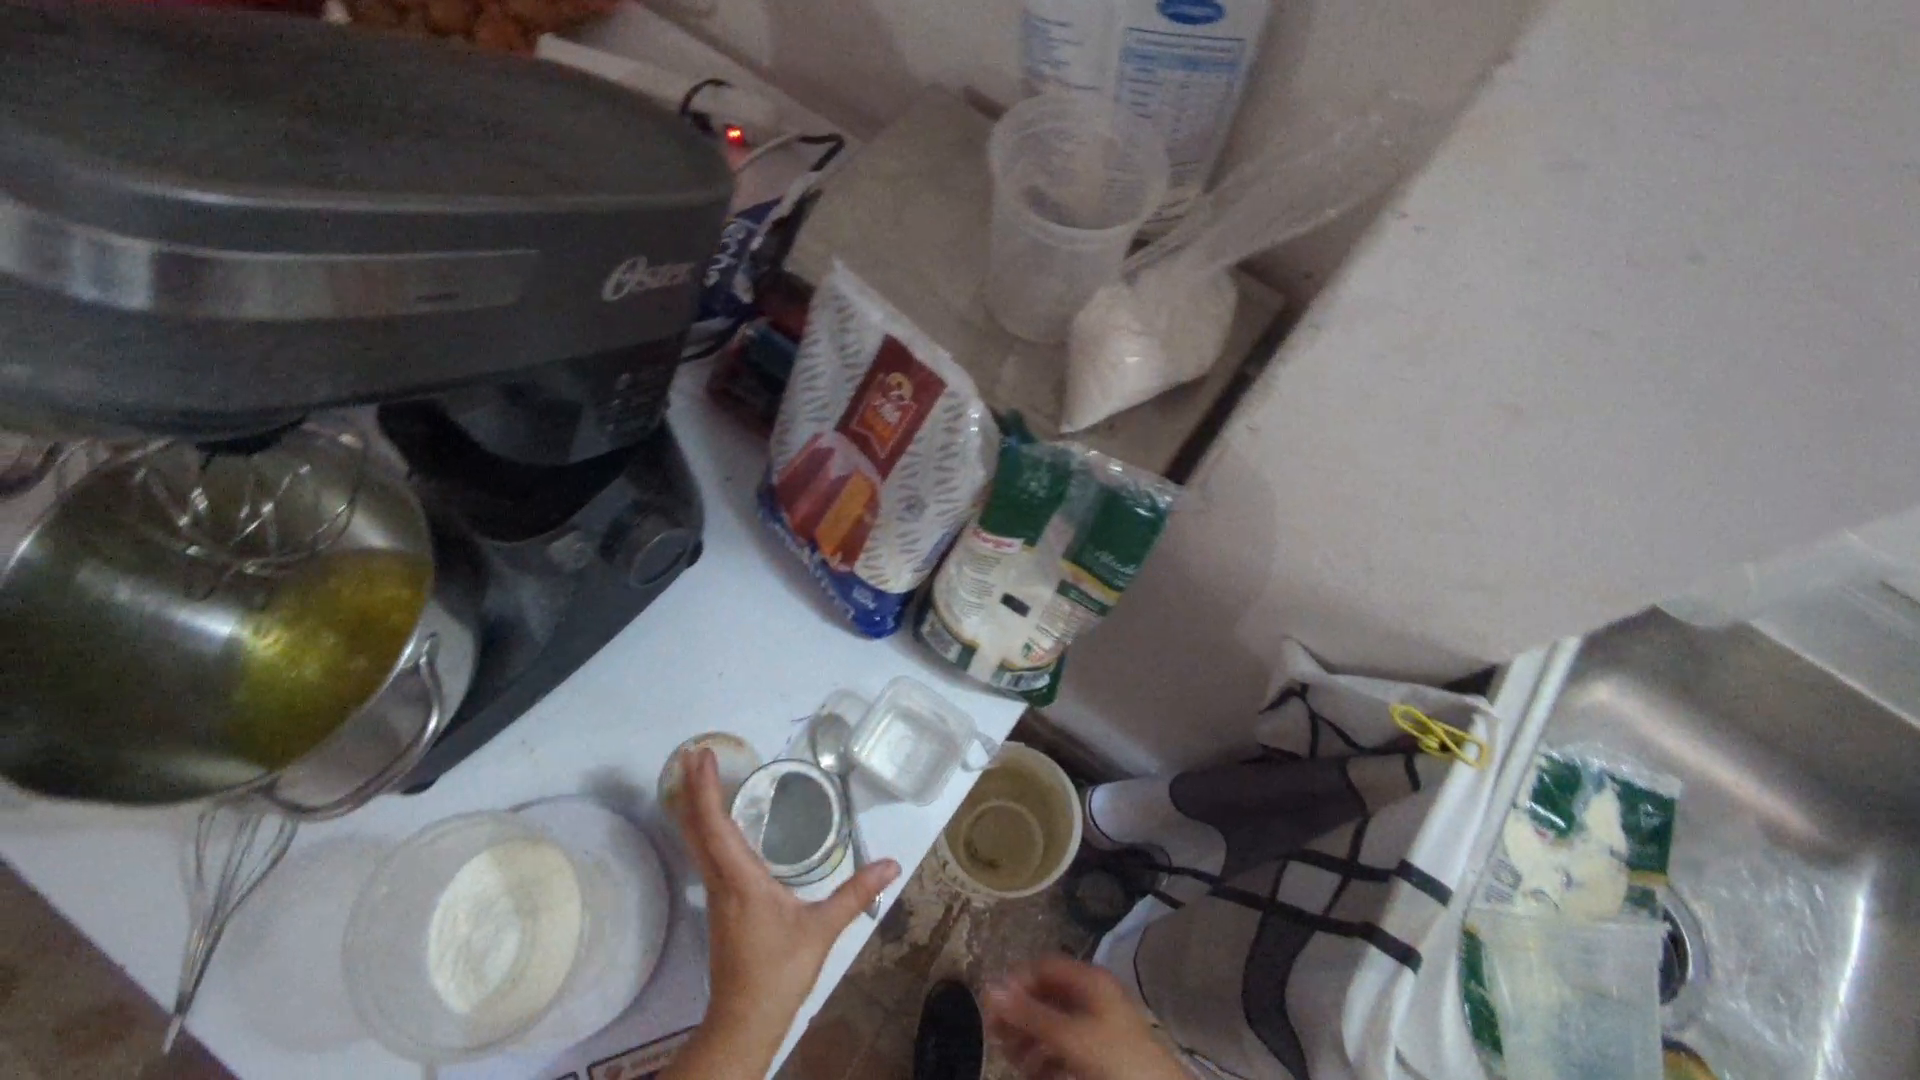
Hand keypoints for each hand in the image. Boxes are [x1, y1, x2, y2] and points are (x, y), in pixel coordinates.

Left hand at [671, 748, 899, 1074]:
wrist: (745, 1018)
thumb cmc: (780, 971)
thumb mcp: (823, 929)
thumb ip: (856, 893)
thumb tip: (893, 864)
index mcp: (740, 879)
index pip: (714, 824)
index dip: (704, 788)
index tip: (701, 756)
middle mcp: (720, 880)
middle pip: (695, 827)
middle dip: (690, 789)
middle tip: (693, 754)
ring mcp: (715, 894)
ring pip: (696, 841)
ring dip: (694, 807)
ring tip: (699, 778)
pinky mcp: (719, 905)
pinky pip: (704, 855)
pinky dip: (703, 829)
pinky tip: (717, 825)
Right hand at [985, 955, 1188, 1079]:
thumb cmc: (1116, 1058)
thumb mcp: (1069, 1036)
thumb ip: (1029, 1014)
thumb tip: (989, 988)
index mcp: (1090, 980)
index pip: (1045, 967)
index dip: (1018, 981)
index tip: (994, 1005)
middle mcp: (1092, 996)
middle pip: (1046, 996)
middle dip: (1019, 1016)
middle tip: (995, 1036)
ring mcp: (1096, 1026)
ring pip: (1052, 1025)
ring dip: (1028, 1040)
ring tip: (1010, 1058)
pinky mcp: (1097, 1054)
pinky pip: (1063, 1048)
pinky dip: (1044, 1058)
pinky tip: (1031, 1073)